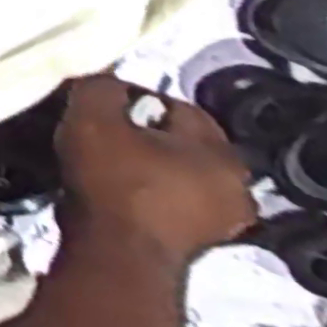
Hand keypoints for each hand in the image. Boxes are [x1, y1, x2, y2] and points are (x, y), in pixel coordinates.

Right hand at [54, 75, 254, 263]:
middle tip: (97, 129)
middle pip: (180, 142)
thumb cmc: (110, 176)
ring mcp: (221, 218)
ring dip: (143, 162)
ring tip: (101, 157)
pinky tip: (114, 187)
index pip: (178, 106)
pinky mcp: (198, 239)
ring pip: (176, 172)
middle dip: (140, 132)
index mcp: (220, 154)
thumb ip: (100, 88)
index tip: (95, 101)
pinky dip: (145, 188)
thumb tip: (105, 80)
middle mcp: (236, 186)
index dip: (133, 97)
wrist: (115, 246)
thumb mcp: (91, 118)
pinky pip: (171, 199)